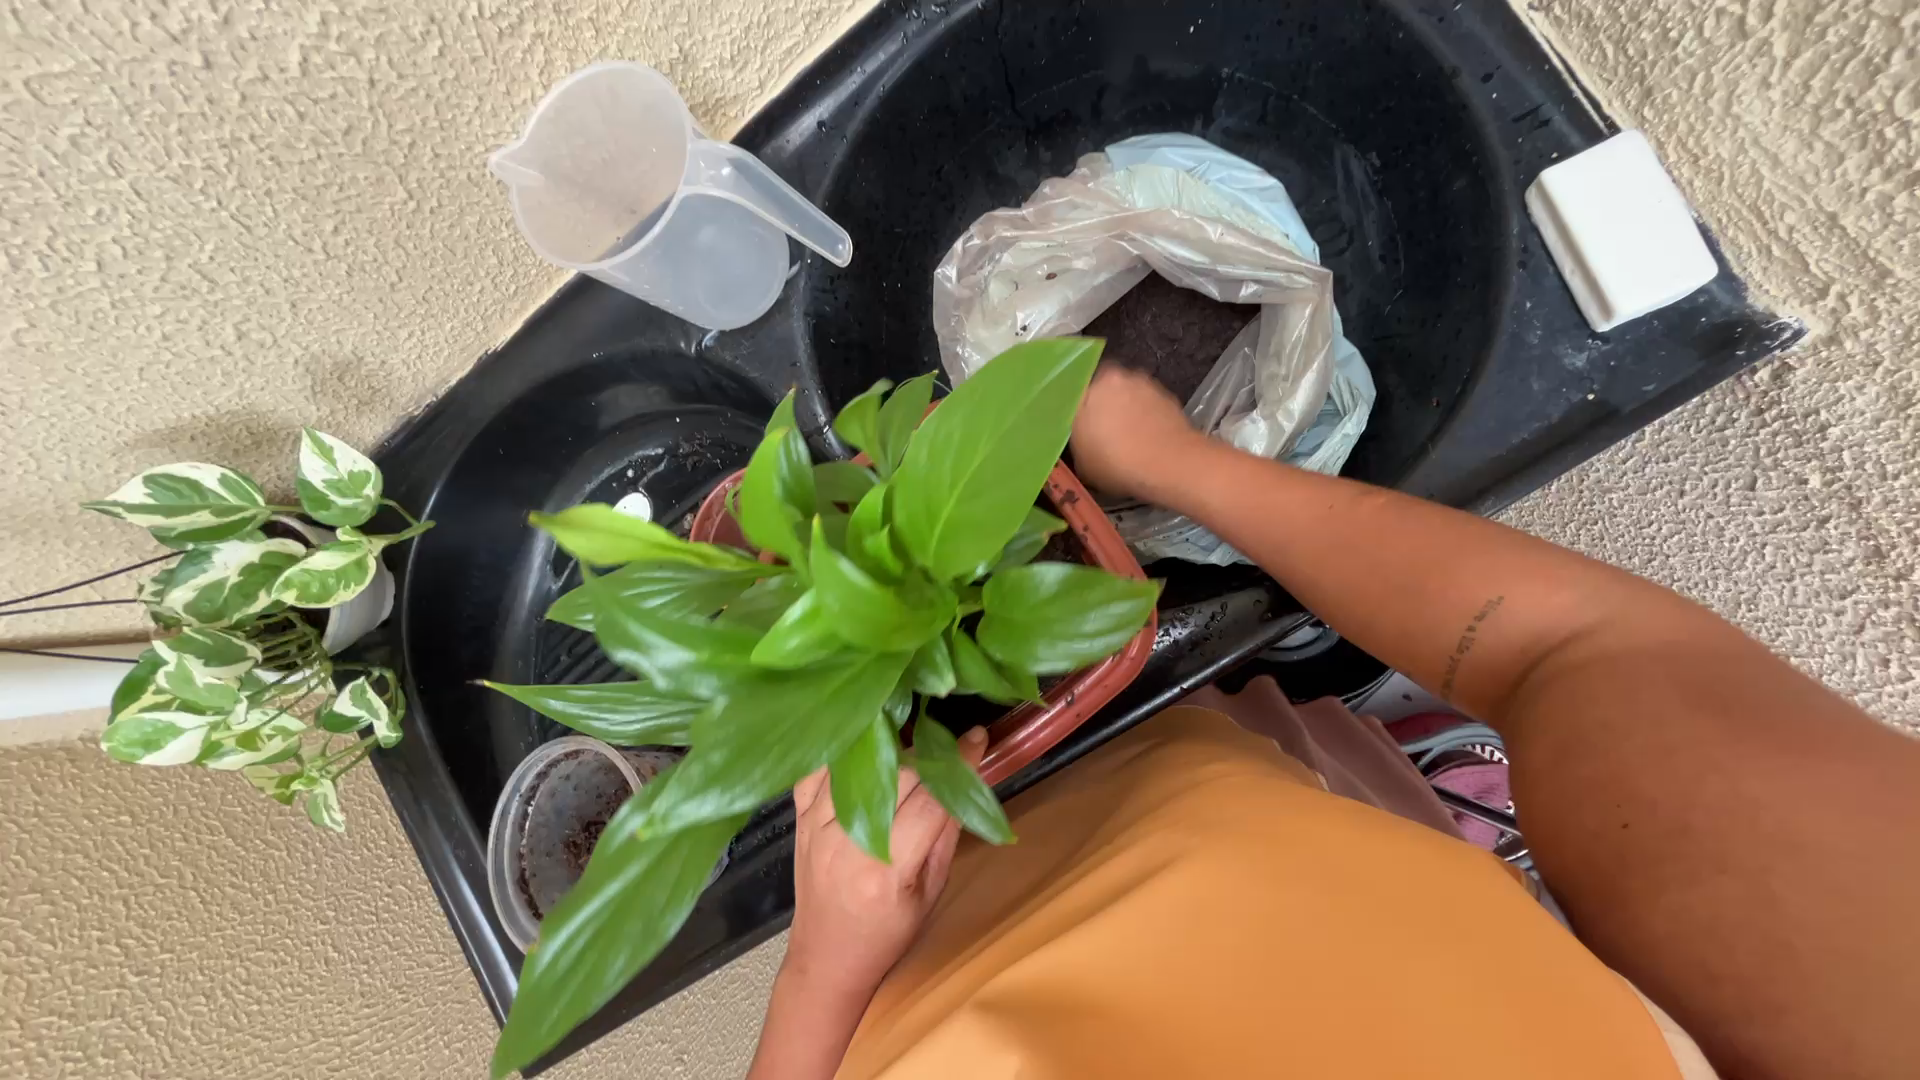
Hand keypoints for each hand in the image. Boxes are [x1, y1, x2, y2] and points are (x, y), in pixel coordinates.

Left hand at [782, 727, 986, 1002]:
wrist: (826, 958)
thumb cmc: (888, 933)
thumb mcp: (931, 891)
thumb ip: (946, 832)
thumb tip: (964, 777)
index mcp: (888, 870)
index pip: (930, 800)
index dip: (958, 765)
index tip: (976, 739)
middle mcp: (848, 843)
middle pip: (897, 776)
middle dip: (927, 757)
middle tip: (944, 751)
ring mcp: (817, 827)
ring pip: (860, 765)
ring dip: (888, 750)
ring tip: (908, 749)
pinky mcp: (799, 819)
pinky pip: (818, 770)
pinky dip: (842, 756)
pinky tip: (864, 753)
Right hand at [1070, 366, 1205, 500]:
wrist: (1170, 465)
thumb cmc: (1117, 463)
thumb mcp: (1082, 462)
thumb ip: (1078, 441)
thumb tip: (1082, 437)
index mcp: (1089, 388)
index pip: (1075, 391)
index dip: (1077, 409)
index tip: (1078, 426)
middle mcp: (1115, 376)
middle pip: (1103, 388)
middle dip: (1102, 404)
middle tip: (1101, 431)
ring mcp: (1144, 382)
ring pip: (1128, 394)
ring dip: (1127, 409)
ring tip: (1127, 437)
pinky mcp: (1167, 394)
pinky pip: (1148, 403)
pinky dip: (1146, 416)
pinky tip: (1147, 438)